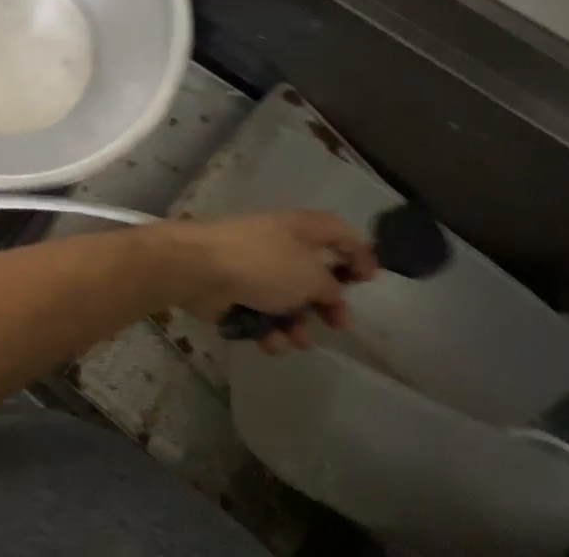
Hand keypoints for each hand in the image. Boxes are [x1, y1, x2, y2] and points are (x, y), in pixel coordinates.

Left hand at [163, 211, 378, 352]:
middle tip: (337, 324)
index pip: (338, 232)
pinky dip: (268, 329)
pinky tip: (268, 341)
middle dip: (327, 304)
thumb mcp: (310, 275)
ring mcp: (254, 268)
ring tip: (297, 339)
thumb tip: (330, 293)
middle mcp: (278, 244)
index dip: (358, 252)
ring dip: (297, 325)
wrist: (199, 268)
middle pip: (313, 274)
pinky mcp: (234, 292)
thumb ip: (329, 287)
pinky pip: (261, 313)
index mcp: (300, 228)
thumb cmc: (261, 263)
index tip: (370, 280)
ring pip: (287, 300)